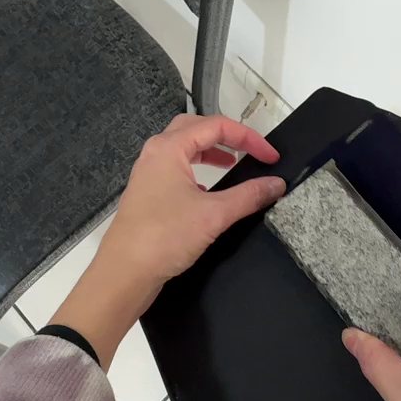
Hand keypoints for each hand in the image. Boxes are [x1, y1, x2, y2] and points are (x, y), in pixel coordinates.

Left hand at [52, 115, 282, 367]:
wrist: (123, 274)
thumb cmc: (165, 237)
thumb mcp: (214, 215)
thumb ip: (249, 196)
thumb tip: (277, 184)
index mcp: (169, 148)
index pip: (216, 126)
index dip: (249, 138)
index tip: (272, 157)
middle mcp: (156, 153)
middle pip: (195, 127)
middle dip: (226, 135)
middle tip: (249, 150)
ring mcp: (148, 173)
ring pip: (184, 148)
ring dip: (210, 151)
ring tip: (233, 164)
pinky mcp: (147, 193)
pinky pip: (176, 168)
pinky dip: (197, 170)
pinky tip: (208, 190)